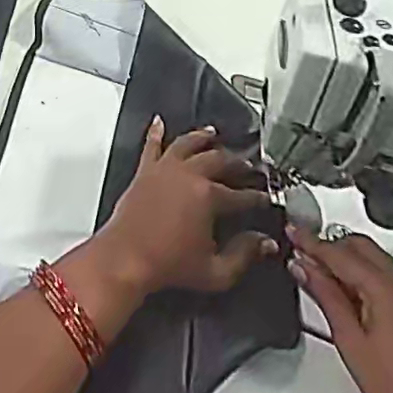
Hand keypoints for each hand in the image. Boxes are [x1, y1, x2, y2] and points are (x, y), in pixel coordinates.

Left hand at [94, 119, 276, 294]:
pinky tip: (159, 122)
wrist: (128, 257)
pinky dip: (156, 132)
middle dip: (237, 163)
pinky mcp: (144, 171)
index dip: (257, 198)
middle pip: (218, 160)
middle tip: (248, 166)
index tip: (265, 199)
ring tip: (213, 133)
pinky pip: (151, 145)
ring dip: (202, 137)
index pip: (241, 195)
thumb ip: (245, 254)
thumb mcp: (217, 270)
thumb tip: (264, 243)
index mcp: (207, 197)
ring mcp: (163, 170)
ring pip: (187, 144)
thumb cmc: (168, 264)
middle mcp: (186, 176)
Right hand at [288, 226, 392, 392]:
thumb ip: (326, 296)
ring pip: (381, 265)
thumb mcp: (350, 341)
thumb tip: (305, 267)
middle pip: (364, 249)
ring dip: (351, 263)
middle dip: (332, 245)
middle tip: (304, 252)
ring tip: (323, 275)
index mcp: (388, 291)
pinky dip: (370, 281)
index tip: (291, 232)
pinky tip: (353, 297)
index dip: (310, 240)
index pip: (340, 253)